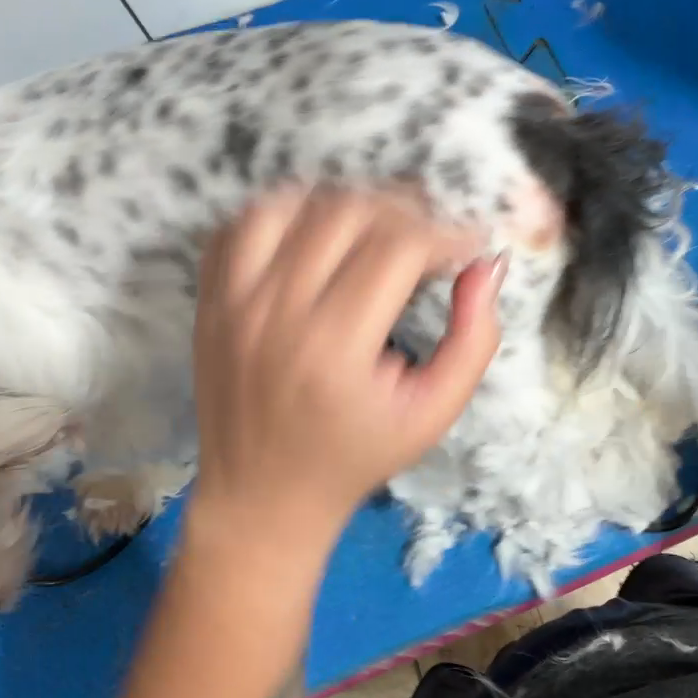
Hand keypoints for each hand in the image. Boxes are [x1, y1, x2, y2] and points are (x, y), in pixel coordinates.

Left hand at [189, 187, 506, 539]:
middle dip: (402, 209)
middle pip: (347, 213)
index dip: (444, 233)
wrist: (262, 496)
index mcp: (336, 348)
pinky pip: (242, 222)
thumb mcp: (434, 414)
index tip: (467, 242)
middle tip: (429, 231)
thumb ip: (473, 341)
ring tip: (377, 224)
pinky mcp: (210, 298)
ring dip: (344, 201)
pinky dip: (284, 210)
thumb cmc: (357, 456)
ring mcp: (233, 301)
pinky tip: (317, 230)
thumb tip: (486, 266)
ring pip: (291, 203)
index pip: (398, 247)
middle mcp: (277, 313)